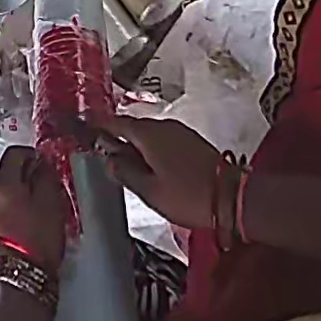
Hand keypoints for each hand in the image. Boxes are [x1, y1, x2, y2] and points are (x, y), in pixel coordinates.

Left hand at [0, 145, 67, 269]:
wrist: (19, 278)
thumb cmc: (37, 238)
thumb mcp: (50, 201)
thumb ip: (45, 175)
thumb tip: (41, 163)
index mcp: (2, 183)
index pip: (14, 154)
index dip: (32, 155)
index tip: (45, 164)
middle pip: (7, 173)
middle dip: (27, 175)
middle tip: (47, 186)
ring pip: (4, 191)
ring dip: (21, 193)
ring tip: (41, 206)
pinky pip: (1, 208)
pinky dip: (14, 208)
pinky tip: (29, 221)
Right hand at [98, 116, 223, 229]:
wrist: (234, 198)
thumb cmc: (187, 195)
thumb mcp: (149, 191)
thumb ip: (126, 172)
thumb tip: (110, 159)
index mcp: (148, 134)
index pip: (116, 123)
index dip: (100, 126)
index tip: (86, 130)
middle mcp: (163, 126)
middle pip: (133, 127)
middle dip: (118, 138)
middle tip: (107, 155)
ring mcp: (179, 131)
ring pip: (149, 133)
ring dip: (136, 145)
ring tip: (130, 165)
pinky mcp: (192, 141)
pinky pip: (163, 138)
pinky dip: (152, 148)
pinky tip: (152, 166)